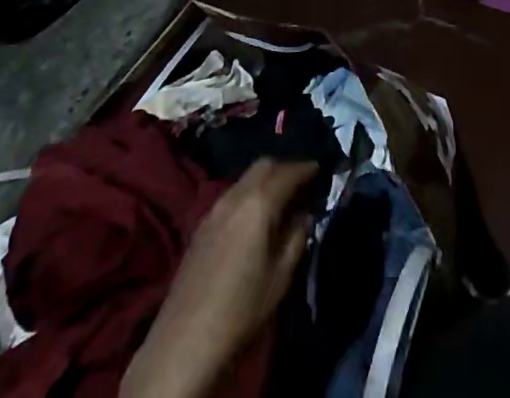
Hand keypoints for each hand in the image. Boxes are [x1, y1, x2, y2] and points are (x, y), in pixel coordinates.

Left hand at [121, 159, 318, 397]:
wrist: (185, 343)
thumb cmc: (243, 307)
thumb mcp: (283, 273)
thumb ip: (298, 234)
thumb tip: (305, 213)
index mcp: (258, 204)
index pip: (289, 171)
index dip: (309, 167)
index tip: (324, 169)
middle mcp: (234, 198)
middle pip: (263, 165)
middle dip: (286, 167)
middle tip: (305, 181)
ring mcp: (212, 211)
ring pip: (245, 179)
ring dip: (266, 180)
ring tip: (284, 198)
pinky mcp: (200, 228)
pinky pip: (231, 195)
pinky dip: (250, 194)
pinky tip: (257, 216)